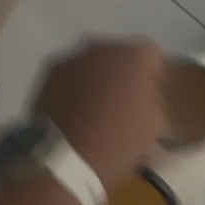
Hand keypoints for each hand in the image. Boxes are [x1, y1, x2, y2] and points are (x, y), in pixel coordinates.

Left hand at [31, 37, 166, 185]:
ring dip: (100, 76)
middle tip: (127, 97)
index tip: (153, 92)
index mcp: (134, 57)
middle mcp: (103, 47)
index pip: (153, 54)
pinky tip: (78, 108)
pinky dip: (78, 84)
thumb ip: (154, 102)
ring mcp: (73, 57)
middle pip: (121, 53)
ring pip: (95, 61)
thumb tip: (145, 98)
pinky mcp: (49, 71)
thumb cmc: (118, 141)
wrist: (65, 157)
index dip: (155, 74)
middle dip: (125, 72)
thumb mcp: (154, 126)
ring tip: (100, 104)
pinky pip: (73, 72)